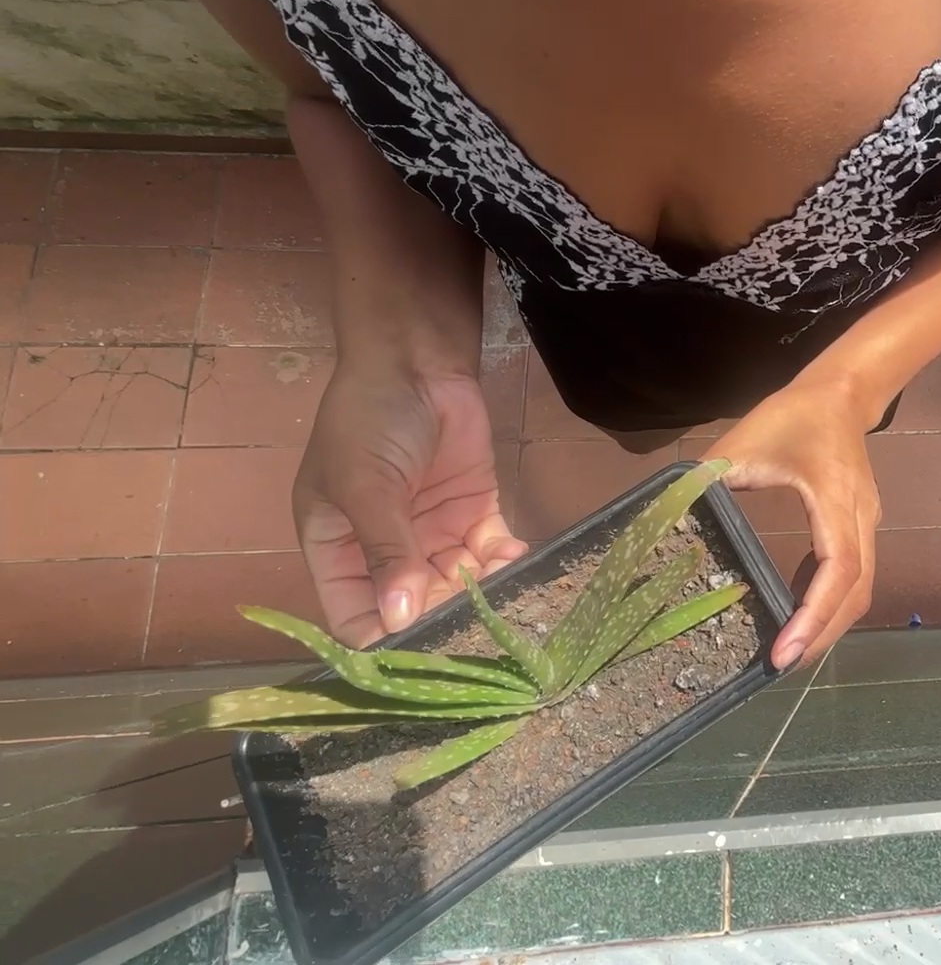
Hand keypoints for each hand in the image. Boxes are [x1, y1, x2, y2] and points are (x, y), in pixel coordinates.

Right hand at [293, 360, 526, 646]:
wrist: (419, 368)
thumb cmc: (370, 423)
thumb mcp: (365, 486)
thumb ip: (386, 550)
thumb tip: (398, 618)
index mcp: (338, 547)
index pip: (353, 612)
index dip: (381, 636)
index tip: (415, 656)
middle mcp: (387, 548)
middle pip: (415, 602)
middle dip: (443, 616)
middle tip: (475, 627)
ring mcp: (434, 530)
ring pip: (458, 580)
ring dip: (480, 591)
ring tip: (503, 594)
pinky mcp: (476, 510)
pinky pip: (491, 548)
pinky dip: (505, 559)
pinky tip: (518, 561)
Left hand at [706, 379, 880, 669]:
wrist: (842, 395)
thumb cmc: (792, 415)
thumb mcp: (742, 446)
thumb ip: (707, 486)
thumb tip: (667, 529)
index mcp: (833, 498)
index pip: (836, 569)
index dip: (813, 616)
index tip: (783, 654)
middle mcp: (860, 519)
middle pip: (856, 593)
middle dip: (822, 635)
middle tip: (780, 665)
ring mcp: (867, 523)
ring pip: (860, 589)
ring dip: (829, 624)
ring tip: (789, 649)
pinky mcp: (861, 525)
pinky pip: (854, 575)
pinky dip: (830, 602)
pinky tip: (799, 610)